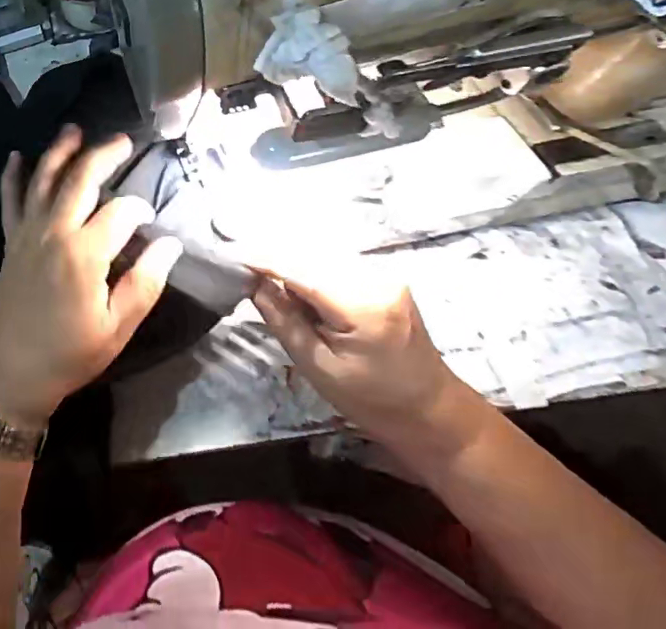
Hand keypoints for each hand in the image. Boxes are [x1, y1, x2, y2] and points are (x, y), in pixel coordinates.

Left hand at [0, 127, 181, 429]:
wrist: (10, 373)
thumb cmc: (70, 354)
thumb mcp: (117, 327)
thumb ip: (145, 282)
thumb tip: (170, 243)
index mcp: (85, 253)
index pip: (121, 211)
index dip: (141, 209)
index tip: (152, 220)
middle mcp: (54, 231)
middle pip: (81, 179)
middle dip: (104, 154)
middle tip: (123, 140)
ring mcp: (28, 232)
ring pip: (43, 179)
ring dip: (60, 151)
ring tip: (74, 129)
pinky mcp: (11, 240)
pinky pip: (10, 200)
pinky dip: (12, 176)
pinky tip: (15, 156)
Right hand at [252, 259, 487, 452]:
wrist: (431, 411)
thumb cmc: (372, 401)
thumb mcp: (318, 367)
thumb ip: (284, 320)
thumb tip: (255, 284)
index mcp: (361, 305)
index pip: (302, 269)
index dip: (266, 260)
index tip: (234, 255)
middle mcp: (376, 278)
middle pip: (313, 254)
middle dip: (277, 257)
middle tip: (246, 268)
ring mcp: (385, 274)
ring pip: (324, 254)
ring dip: (294, 261)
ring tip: (268, 278)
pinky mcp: (386, 276)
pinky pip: (339, 262)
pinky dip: (313, 267)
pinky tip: (300, 285)